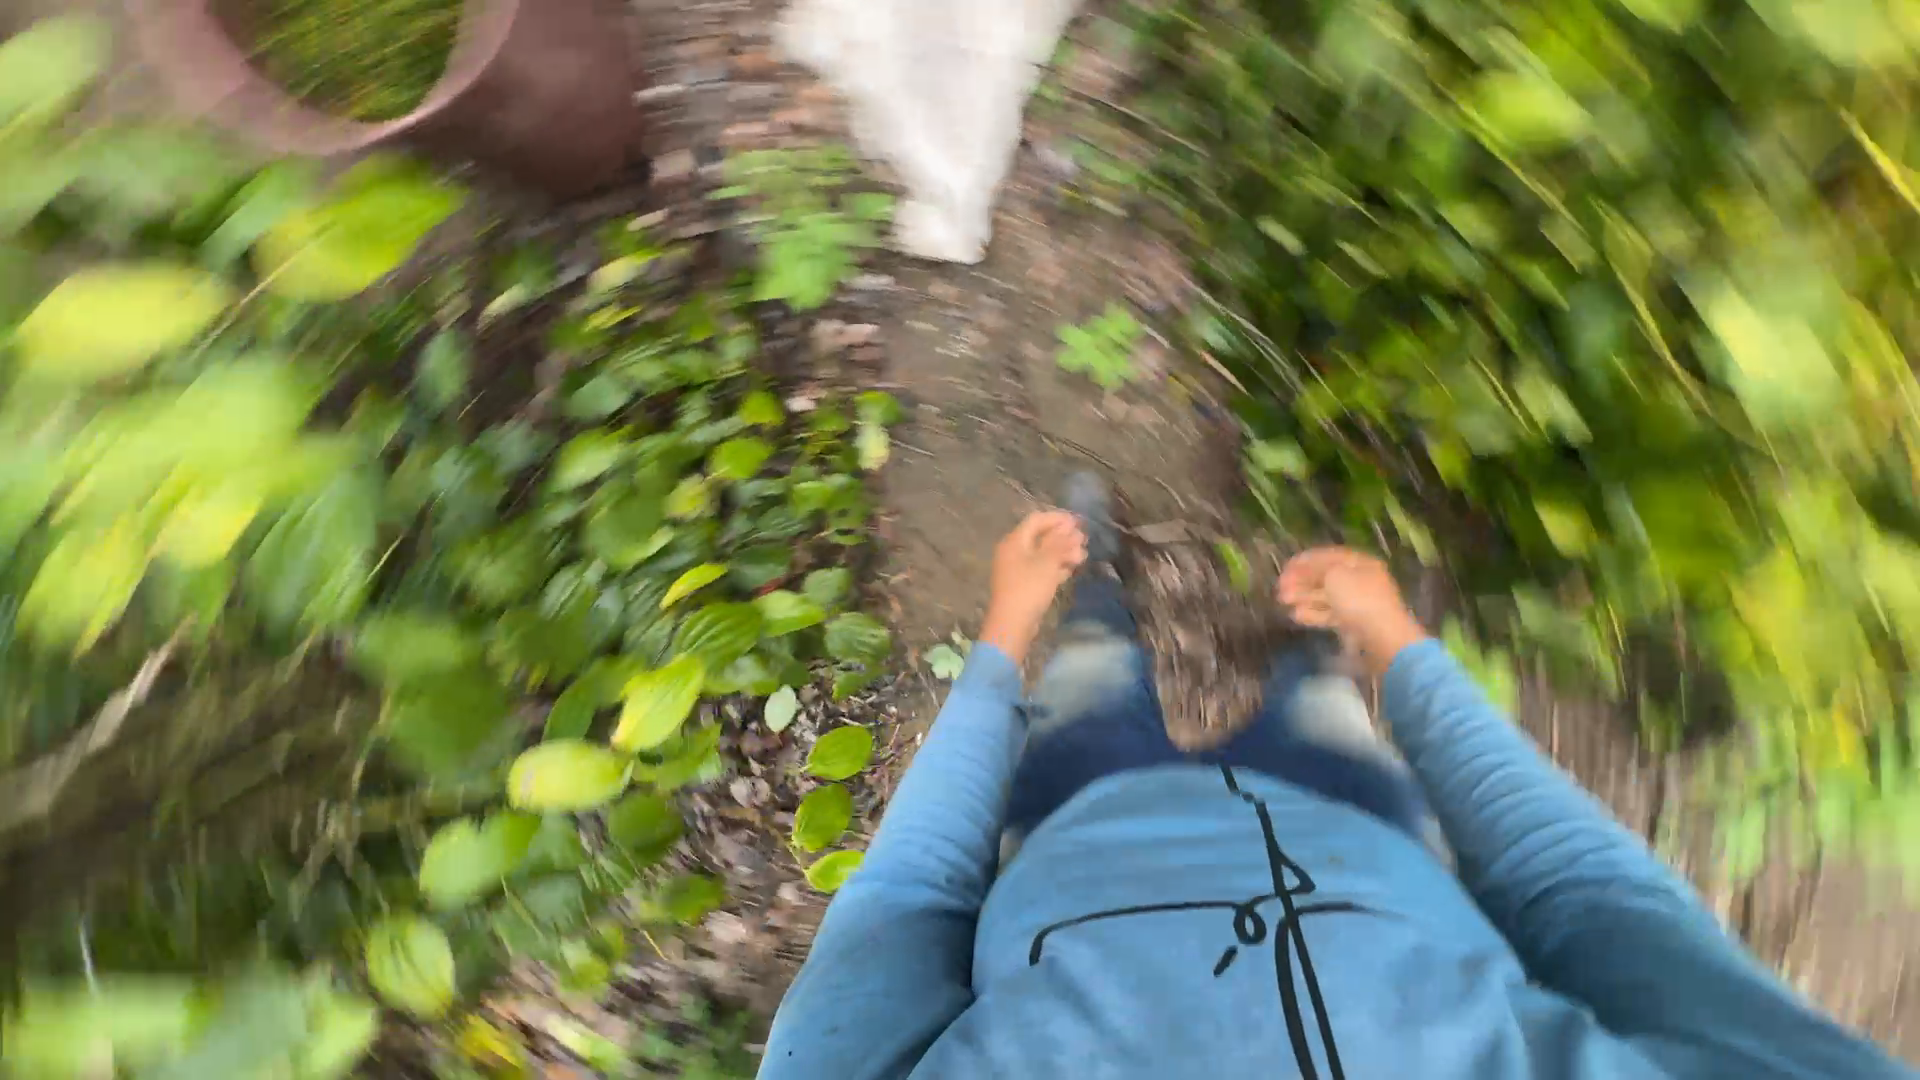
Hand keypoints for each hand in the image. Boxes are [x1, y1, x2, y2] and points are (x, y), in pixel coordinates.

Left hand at [979, 511, 1086, 664]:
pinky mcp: (1023, 584)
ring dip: (1062, 552)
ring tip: (1083, 555)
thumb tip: (1072, 529)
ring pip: (1042, 554)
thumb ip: (1060, 543)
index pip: (1036, 520)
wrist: (1012, 624)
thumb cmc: (1029, 588)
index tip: (1078, 521)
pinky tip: (1071, 569)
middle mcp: (1013, 551)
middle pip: (1040, 536)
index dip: (1058, 518)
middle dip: (1063, 537)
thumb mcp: (1047, 562)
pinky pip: (1041, 568)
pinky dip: (1056, 566)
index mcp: (1014, 541)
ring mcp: (1017, 569)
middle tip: (1084, 539)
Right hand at [1277, 547, 1427, 676]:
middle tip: (1279, 588)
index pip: (1328, 556)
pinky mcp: (1353, 623)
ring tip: (1283, 602)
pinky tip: (1296, 616)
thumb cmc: (1358, 599)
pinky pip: (1329, 614)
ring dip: (1303, 598)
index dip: (1305, 561)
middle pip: (1325, 577)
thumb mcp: (1333, 575)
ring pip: (1325, 597)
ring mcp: (1357, 603)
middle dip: (1301, 582)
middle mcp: (1360, 580)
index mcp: (1360, 563)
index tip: (1285, 567)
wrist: (1381, 637)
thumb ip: (1314, 569)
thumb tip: (1301, 569)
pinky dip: (1312, 613)